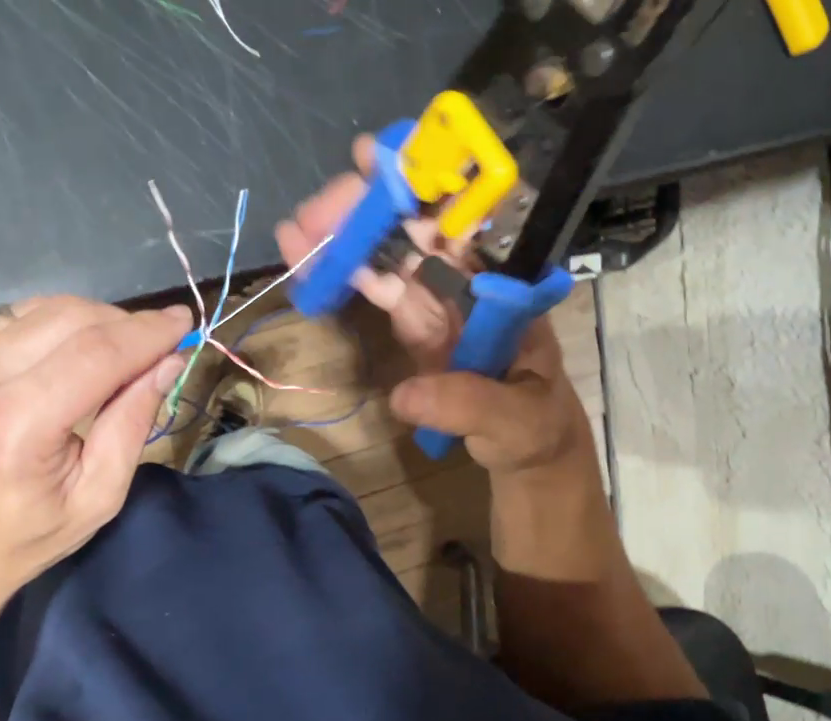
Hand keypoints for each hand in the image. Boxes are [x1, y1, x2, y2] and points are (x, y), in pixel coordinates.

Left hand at [0, 297, 191, 615]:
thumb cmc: (29, 536)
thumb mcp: (98, 497)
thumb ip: (132, 425)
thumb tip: (167, 360)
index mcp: (12, 430)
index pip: (94, 355)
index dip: (145, 333)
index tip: (184, 322)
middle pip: (69, 320)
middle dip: (124, 324)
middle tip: (158, 344)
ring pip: (42, 311)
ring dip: (91, 323)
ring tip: (118, 354)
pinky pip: (14, 320)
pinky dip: (53, 330)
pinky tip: (70, 358)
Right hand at [276, 135, 591, 478]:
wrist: (526, 449)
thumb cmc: (535, 429)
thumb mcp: (513, 421)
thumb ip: (466, 404)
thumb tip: (404, 397)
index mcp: (505, 283)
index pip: (467, 218)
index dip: (425, 183)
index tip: (381, 162)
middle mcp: (472, 276)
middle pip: (418, 225)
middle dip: (366, 211)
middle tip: (315, 213)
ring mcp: (440, 297)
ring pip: (390, 252)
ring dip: (344, 238)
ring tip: (295, 231)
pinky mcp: (415, 322)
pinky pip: (377, 288)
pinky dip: (343, 275)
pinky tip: (308, 261)